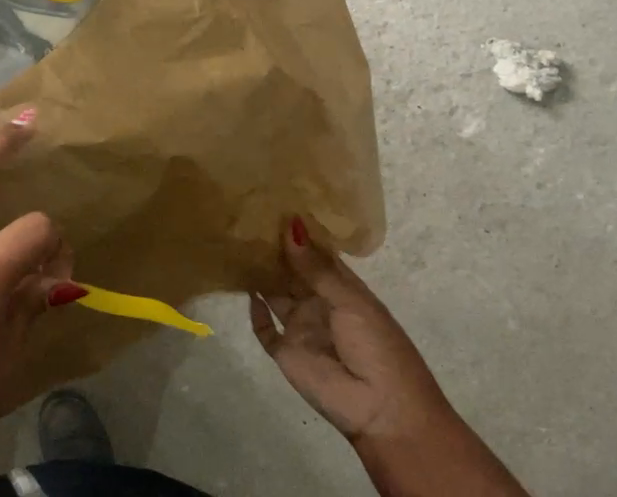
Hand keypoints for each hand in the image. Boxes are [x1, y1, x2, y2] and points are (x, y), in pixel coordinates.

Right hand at [251, 220, 531, 496]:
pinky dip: (253, 310)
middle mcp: (320, 304)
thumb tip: (290, 225)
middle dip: (272, 250)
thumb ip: (315, 268)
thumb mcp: (351, 302)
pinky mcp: (284, 350)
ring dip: (259, 274)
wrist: (383, 410)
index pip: (318, 256)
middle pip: (291, 272)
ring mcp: (301, 327)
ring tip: (234, 244)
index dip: (299, 234)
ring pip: (274, 294)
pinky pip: (263, 327)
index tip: (274, 205)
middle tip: (243, 219)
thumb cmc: (378, 349)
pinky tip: (243, 290)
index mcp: (345, 291)